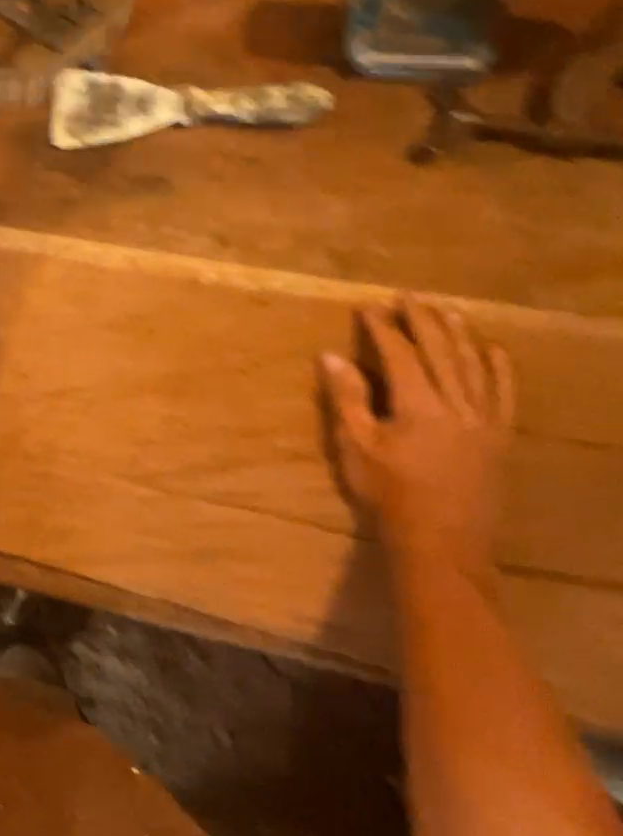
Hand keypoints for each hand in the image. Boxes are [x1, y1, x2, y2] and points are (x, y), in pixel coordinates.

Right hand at [319, 296, 514, 582]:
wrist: (442, 538)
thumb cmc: (388, 492)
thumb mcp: (355, 445)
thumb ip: (347, 398)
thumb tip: (331, 356)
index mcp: (419, 406)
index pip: (400, 356)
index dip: (383, 329)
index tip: (367, 308)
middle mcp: (458, 405)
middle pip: (442, 353)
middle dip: (423, 322)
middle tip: (409, 297)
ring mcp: (484, 420)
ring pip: (474, 366)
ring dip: (459, 336)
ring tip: (447, 311)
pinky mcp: (498, 435)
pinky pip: (503, 393)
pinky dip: (499, 368)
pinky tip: (493, 350)